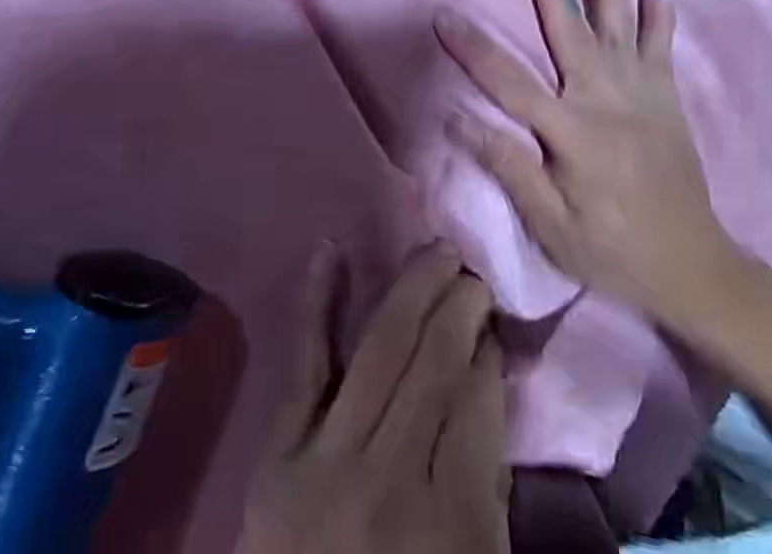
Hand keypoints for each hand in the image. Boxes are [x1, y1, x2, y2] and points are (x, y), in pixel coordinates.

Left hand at [240, 245, 508, 553]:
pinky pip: (303, 363)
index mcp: (453, 521)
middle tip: (473, 268)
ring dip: (412, 291)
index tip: (493, 320)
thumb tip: (485, 392)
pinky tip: (330, 250)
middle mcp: (393, 478)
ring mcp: (327, 458)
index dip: (489, 351)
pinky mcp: (278, 451)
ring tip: (436, 251)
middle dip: (459, 305)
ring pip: (380, 351)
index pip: (478, 404)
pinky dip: (316, 303)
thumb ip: (488, 487)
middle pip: (433, 366)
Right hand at [434, 0, 748, 328]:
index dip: (473, 47)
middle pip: (571, 30)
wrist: (691, 266)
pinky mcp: (668, 101)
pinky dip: (658, 15)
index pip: (509, 81)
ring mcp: (644, 97)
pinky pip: (663, 48)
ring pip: (621, 26)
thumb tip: (458, 120)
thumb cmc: (610, 250)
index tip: (444, 15)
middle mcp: (609, 102)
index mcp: (572, 134)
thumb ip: (508, 166)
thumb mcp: (550, 224)